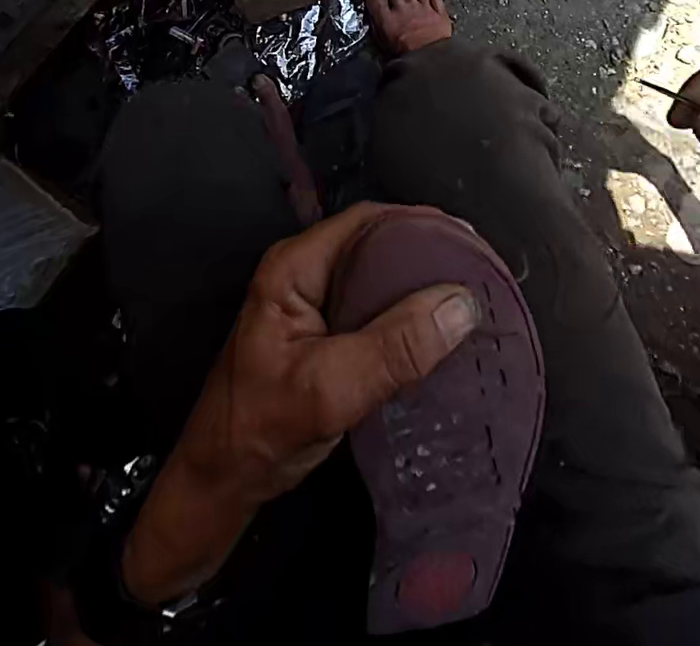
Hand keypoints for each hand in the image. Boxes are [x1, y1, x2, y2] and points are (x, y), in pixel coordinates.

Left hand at [121, 203, 478, 604]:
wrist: (222, 477)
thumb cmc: (258, 429)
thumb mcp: (328, 389)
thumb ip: (392, 348)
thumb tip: (459, 305)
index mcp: (293, 267)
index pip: (364, 222)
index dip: (418, 223)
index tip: (467, 242)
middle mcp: (303, 272)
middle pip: (373, 242)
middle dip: (425, 251)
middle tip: (476, 268)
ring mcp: (313, 301)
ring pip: (376, 273)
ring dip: (418, 281)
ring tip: (467, 294)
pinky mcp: (325, 330)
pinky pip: (374, 304)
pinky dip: (407, 310)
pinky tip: (437, 327)